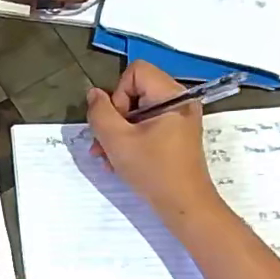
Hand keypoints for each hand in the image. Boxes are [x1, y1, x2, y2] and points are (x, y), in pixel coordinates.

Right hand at [85, 62, 227, 228]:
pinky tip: (121, 161)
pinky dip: (132, 140)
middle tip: (104, 144)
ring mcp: (180, 120)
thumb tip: (94, 94)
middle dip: (115, 118)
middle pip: (136, 92)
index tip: (118, 124)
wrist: (185, 206)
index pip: (135, 72)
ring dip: (119, 132)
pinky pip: (149, 127)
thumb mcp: (117, 141)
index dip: (118, 95)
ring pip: (139, 112)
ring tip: (108, 157)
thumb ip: (100, 113)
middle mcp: (180, 102)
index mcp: (172, 96)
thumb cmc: (153, 172)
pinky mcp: (177, 136)